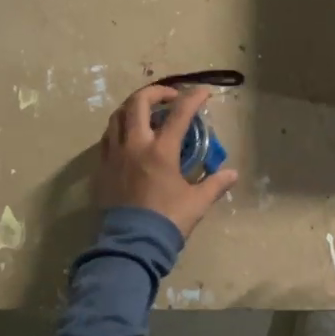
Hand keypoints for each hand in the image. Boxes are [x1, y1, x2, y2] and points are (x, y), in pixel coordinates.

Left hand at [98, 84, 238, 237]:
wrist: (132, 244)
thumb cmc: (167, 220)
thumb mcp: (197, 202)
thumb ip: (215, 184)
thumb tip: (232, 174)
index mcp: (161, 150)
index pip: (180, 113)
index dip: (194, 97)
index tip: (204, 92)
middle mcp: (135, 144)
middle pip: (139, 102)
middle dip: (156, 92)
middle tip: (170, 97)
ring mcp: (114, 154)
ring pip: (118, 116)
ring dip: (133, 107)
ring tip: (147, 111)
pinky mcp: (102, 167)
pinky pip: (107, 137)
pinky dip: (119, 128)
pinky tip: (128, 135)